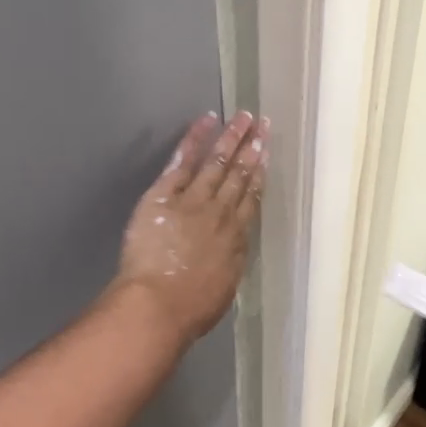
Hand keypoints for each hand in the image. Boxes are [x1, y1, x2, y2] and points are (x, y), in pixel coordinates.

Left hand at [113, 110, 266, 342]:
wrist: (159, 304)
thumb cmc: (191, 310)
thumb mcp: (224, 288)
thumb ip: (229, 263)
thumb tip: (232, 249)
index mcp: (236, 238)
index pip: (251, 199)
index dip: (260, 175)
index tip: (266, 154)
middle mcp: (220, 213)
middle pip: (238, 175)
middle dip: (251, 147)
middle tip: (262, 124)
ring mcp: (193, 200)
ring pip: (217, 162)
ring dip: (231, 137)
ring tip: (243, 116)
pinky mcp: (164, 195)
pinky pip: (182, 161)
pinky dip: (195, 139)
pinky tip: (206, 121)